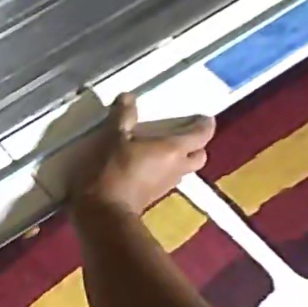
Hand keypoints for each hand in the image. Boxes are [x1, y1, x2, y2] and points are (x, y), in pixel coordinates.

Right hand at [69, 93, 214, 216]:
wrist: (104, 210)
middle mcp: (179, 165)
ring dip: (179, 159)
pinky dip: (163, 171)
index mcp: (174, 148)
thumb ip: (122, 117)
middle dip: (194, 145)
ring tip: (161, 152)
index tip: (201, 116)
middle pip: (199, 153)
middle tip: (179, 136)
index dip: (204, 123)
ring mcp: (168, 183)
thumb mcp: (111, 138)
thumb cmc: (110, 170)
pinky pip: (168, 178)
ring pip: (185, 168)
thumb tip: (128, 96)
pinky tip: (144, 168)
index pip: (201, 133)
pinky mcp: (154, 195)